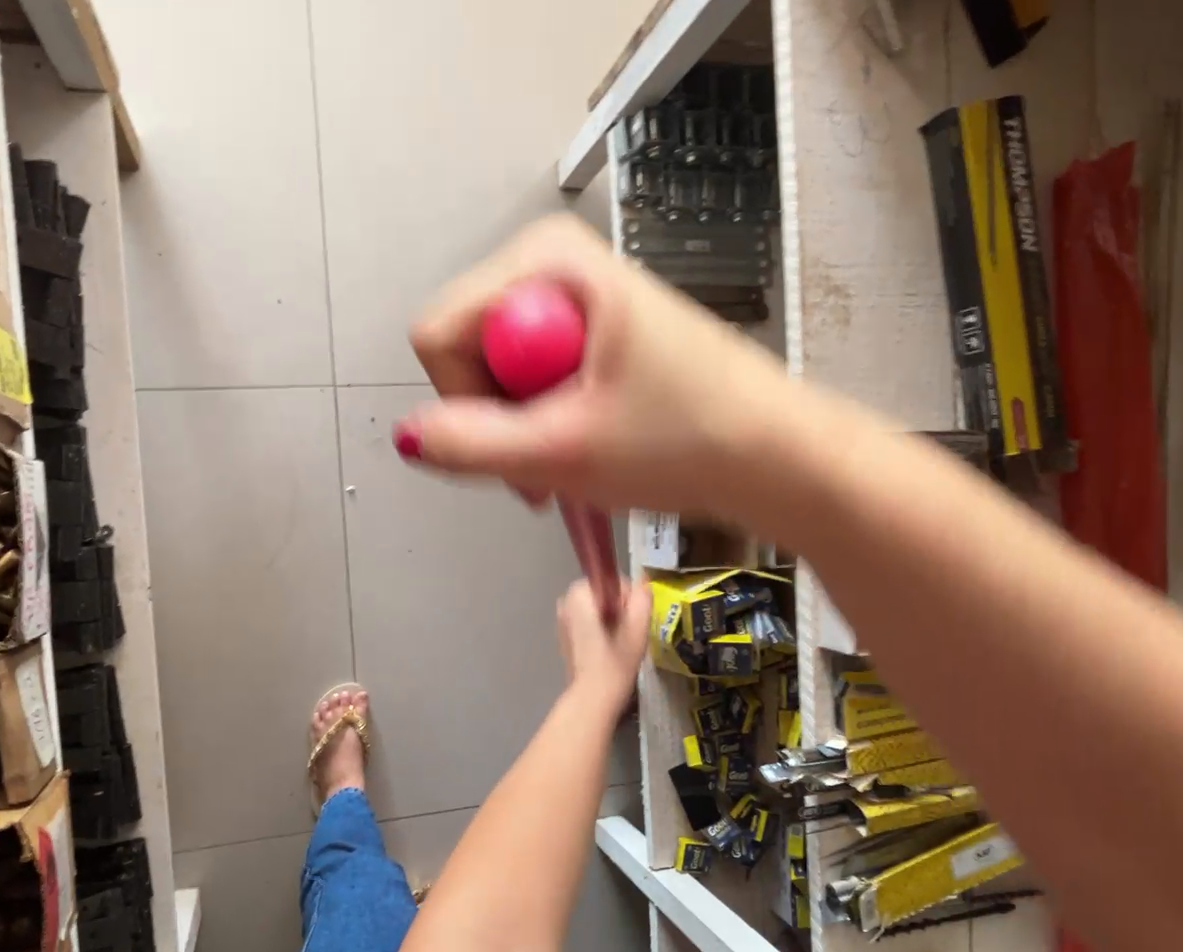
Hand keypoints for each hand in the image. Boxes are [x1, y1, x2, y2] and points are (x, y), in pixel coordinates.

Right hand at [400, 214, 789, 518]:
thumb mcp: (568, 451)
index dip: (468, 403)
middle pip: (465, 351)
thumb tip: (409, 438)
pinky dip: (544, 422)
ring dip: (522, 430)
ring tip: (577, 454)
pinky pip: (527, 379)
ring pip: (493, 374)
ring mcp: (569, 297)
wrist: (773, 456)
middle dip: (498, 420)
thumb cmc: (691, 440)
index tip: (525, 441)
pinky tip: (585, 441)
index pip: (441, 334)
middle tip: (553, 459)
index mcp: (546, 261)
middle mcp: (551, 264)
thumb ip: (474, 446)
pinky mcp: (585, 329)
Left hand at [556, 577, 650, 701]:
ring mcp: (561, 618)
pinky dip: (599, 630)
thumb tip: (643, 581)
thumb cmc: (616, 660)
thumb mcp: (639, 627)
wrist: (593, 696)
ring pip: (597, 609)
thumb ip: (643, 597)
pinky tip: (607, 650)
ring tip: (619, 644)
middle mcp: (565, 600)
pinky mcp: (563, 635)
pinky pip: (587, 622)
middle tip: (628, 634)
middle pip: (605, 595)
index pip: (615, 582)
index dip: (629, 601)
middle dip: (619, 610)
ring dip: (611, 621)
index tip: (632, 623)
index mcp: (580, 592)